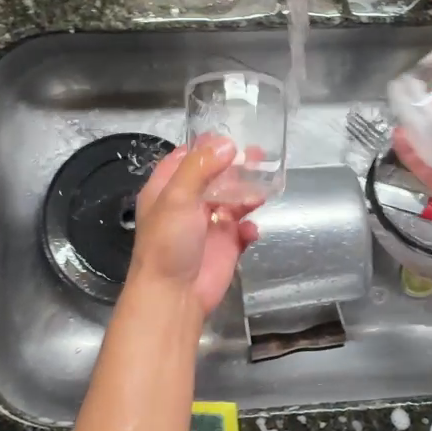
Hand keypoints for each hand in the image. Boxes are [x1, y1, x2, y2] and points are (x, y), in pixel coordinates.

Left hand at [130, 135, 260, 313]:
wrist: (174, 295)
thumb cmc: (168, 243)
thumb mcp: (178, 197)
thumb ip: (201, 167)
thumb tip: (229, 145)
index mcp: (167, 190)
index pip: (185, 159)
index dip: (206, 146)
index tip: (230, 135)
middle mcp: (188, 205)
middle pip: (215, 177)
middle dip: (235, 166)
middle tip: (259, 154)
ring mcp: (208, 225)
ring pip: (233, 200)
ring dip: (248, 193)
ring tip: (264, 187)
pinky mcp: (226, 246)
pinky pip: (243, 229)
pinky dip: (250, 226)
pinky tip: (250, 228)